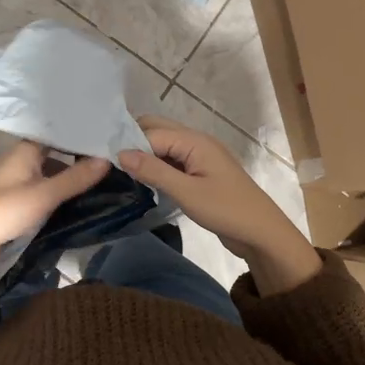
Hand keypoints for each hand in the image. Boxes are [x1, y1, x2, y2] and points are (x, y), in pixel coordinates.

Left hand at [0, 141, 110, 293]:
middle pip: (58, 149)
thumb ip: (75, 178)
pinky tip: (82, 192)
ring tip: (107, 172)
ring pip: (53, 168)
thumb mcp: (44, 194)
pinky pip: (47, 184)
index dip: (82, 130)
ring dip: (74, 171)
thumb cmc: (4, 210)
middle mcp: (24, 158)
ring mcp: (21, 177)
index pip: (59, 130)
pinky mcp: (20, 196)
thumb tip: (108, 159)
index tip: (110, 131)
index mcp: (26, 149)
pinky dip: (63, 186)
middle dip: (82, 152)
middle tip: (115, 153)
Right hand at [118, 116, 320, 294]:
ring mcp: (200, 156)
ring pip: (164, 145)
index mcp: (195, 141)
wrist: (262, 234)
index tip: (102, 156)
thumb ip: (154, 171)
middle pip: (157, 130)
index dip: (127, 142)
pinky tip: (141, 177)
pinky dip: (156, 164)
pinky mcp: (200, 172)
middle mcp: (197, 141)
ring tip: (117, 167)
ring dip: (144, 153)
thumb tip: (120, 153)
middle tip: (106, 158)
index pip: (151, 133)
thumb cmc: (226, 210)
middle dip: (133, 140)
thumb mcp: (186, 192)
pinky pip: (172, 160)